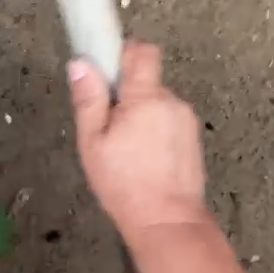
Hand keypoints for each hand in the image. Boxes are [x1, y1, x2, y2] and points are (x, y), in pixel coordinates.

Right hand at [67, 42, 213, 234]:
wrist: (166, 221)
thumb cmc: (126, 185)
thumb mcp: (93, 142)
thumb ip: (89, 99)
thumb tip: (81, 64)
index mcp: (145, 98)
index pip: (142, 51)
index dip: (124, 52)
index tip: (107, 68)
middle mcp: (171, 102)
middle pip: (146, 79)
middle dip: (127, 94)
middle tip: (109, 124)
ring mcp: (185, 119)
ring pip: (157, 101)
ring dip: (141, 114)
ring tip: (126, 147)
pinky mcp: (192, 137)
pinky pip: (168, 120)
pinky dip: (154, 130)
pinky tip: (143, 157)